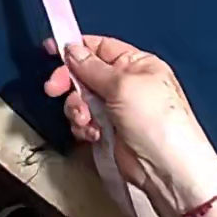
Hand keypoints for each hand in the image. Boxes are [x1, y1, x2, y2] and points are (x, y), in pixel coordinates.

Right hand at [44, 35, 216, 213]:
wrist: (165, 169)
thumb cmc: (154, 120)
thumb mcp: (123, 85)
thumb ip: (91, 66)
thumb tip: (71, 48)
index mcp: (136, 64)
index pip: (99, 47)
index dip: (75, 48)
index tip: (51, 50)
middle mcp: (124, 83)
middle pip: (82, 73)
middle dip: (68, 82)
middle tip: (54, 89)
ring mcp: (114, 107)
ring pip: (78, 97)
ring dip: (76, 108)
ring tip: (87, 121)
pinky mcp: (105, 128)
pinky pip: (82, 119)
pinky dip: (82, 126)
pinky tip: (93, 134)